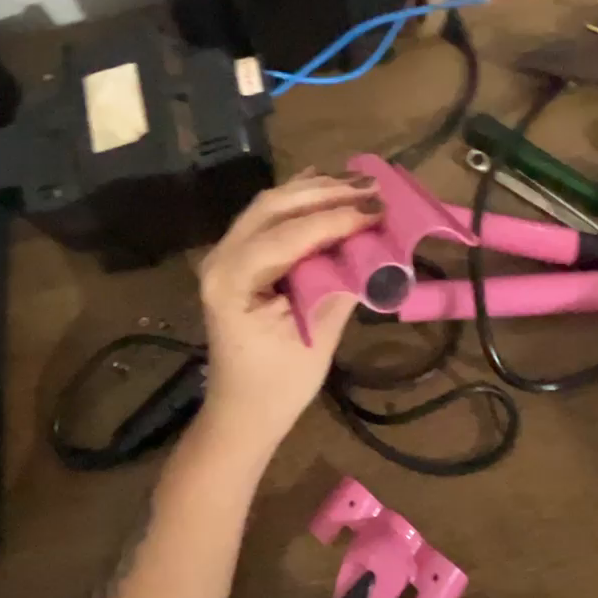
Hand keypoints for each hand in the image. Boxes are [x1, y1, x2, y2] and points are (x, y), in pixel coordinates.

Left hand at [194, 169, 382, 457]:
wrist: (240, 413)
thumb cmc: (277, 387)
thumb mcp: (316, 340)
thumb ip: (340, 286)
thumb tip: (374, 246)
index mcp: (232, 280)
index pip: (287, 235)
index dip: (334, 218)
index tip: (377, 209)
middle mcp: (220, 257)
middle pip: (273, 207)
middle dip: (324, 192)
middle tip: (372, 187)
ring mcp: (224, 253)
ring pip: (269, 205)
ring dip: (313, 191)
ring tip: (359, 184)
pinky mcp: (236, 256)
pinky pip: (266, 217)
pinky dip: (299, 201)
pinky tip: (326, 187)